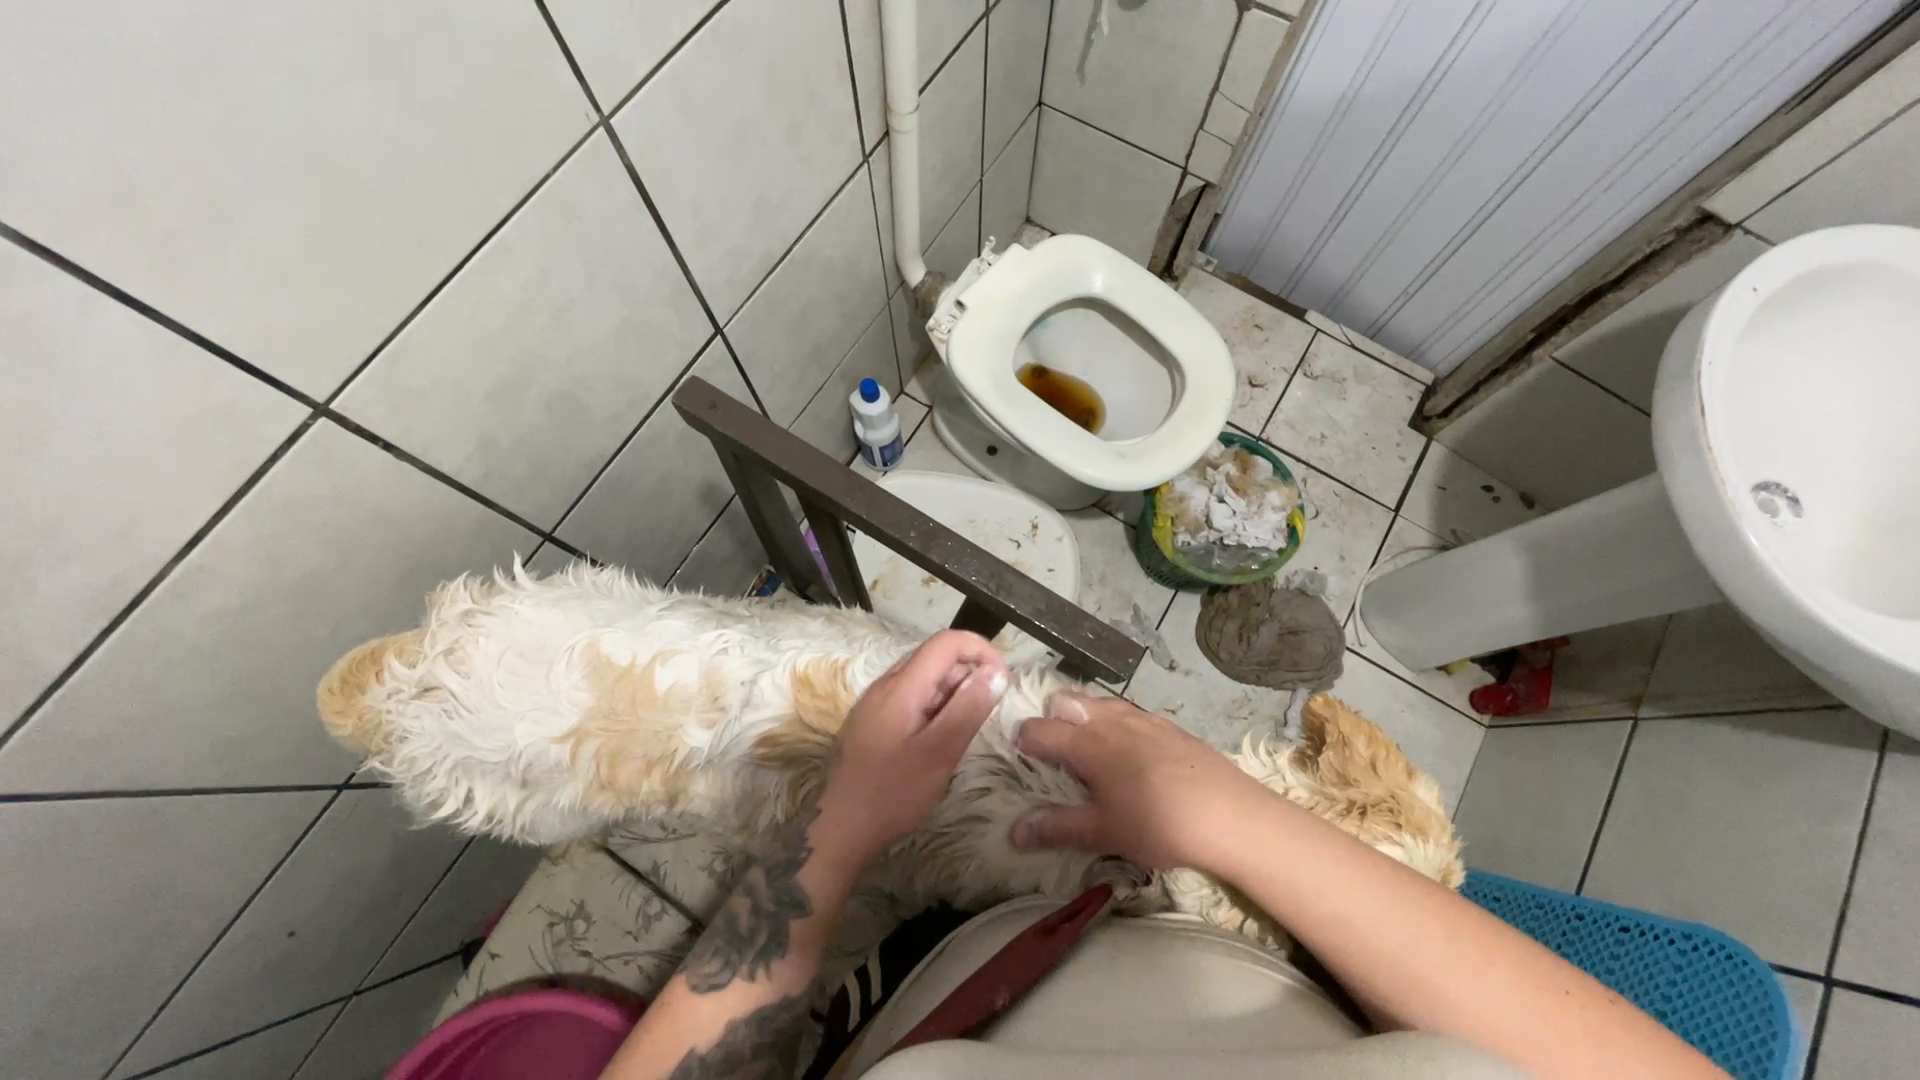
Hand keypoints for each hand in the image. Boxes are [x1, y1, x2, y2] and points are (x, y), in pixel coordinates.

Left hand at [813, 630, 1008, 872]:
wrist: (839, 830)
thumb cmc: (893, 794)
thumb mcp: (940, 753)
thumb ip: (968, 708)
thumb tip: (997, 670)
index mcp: (901, 686)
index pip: (946, 641)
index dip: (980, 650)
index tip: (1001, 681)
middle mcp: (884, 685)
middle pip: (934, 657)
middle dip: (967, 675)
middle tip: (981, 718)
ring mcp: (875, 703)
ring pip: (923, 679)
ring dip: (951, 695)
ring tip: (958, 736)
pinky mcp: (872, 722)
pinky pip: (909, 699)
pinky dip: (933, 709)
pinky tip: (935, 743)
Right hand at [1009, 692, 1268, 872]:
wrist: (1232, 816)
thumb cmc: (1159, 825)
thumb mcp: (1103, 832)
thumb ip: (1057, 827)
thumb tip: (1013, 832)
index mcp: (1088, 743)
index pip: (1039, 729)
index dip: (1023, 741)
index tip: (1021, 759)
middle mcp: (1110, 720)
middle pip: (1066, 700)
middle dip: (1052, 718)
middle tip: (1056, 754)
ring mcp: (1143, 719)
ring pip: (1099, 703)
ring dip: (1084, 718)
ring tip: (1091, 752)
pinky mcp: (1169, 726)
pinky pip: (1129, 713)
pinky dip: (1116, 724)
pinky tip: (1131, 755)